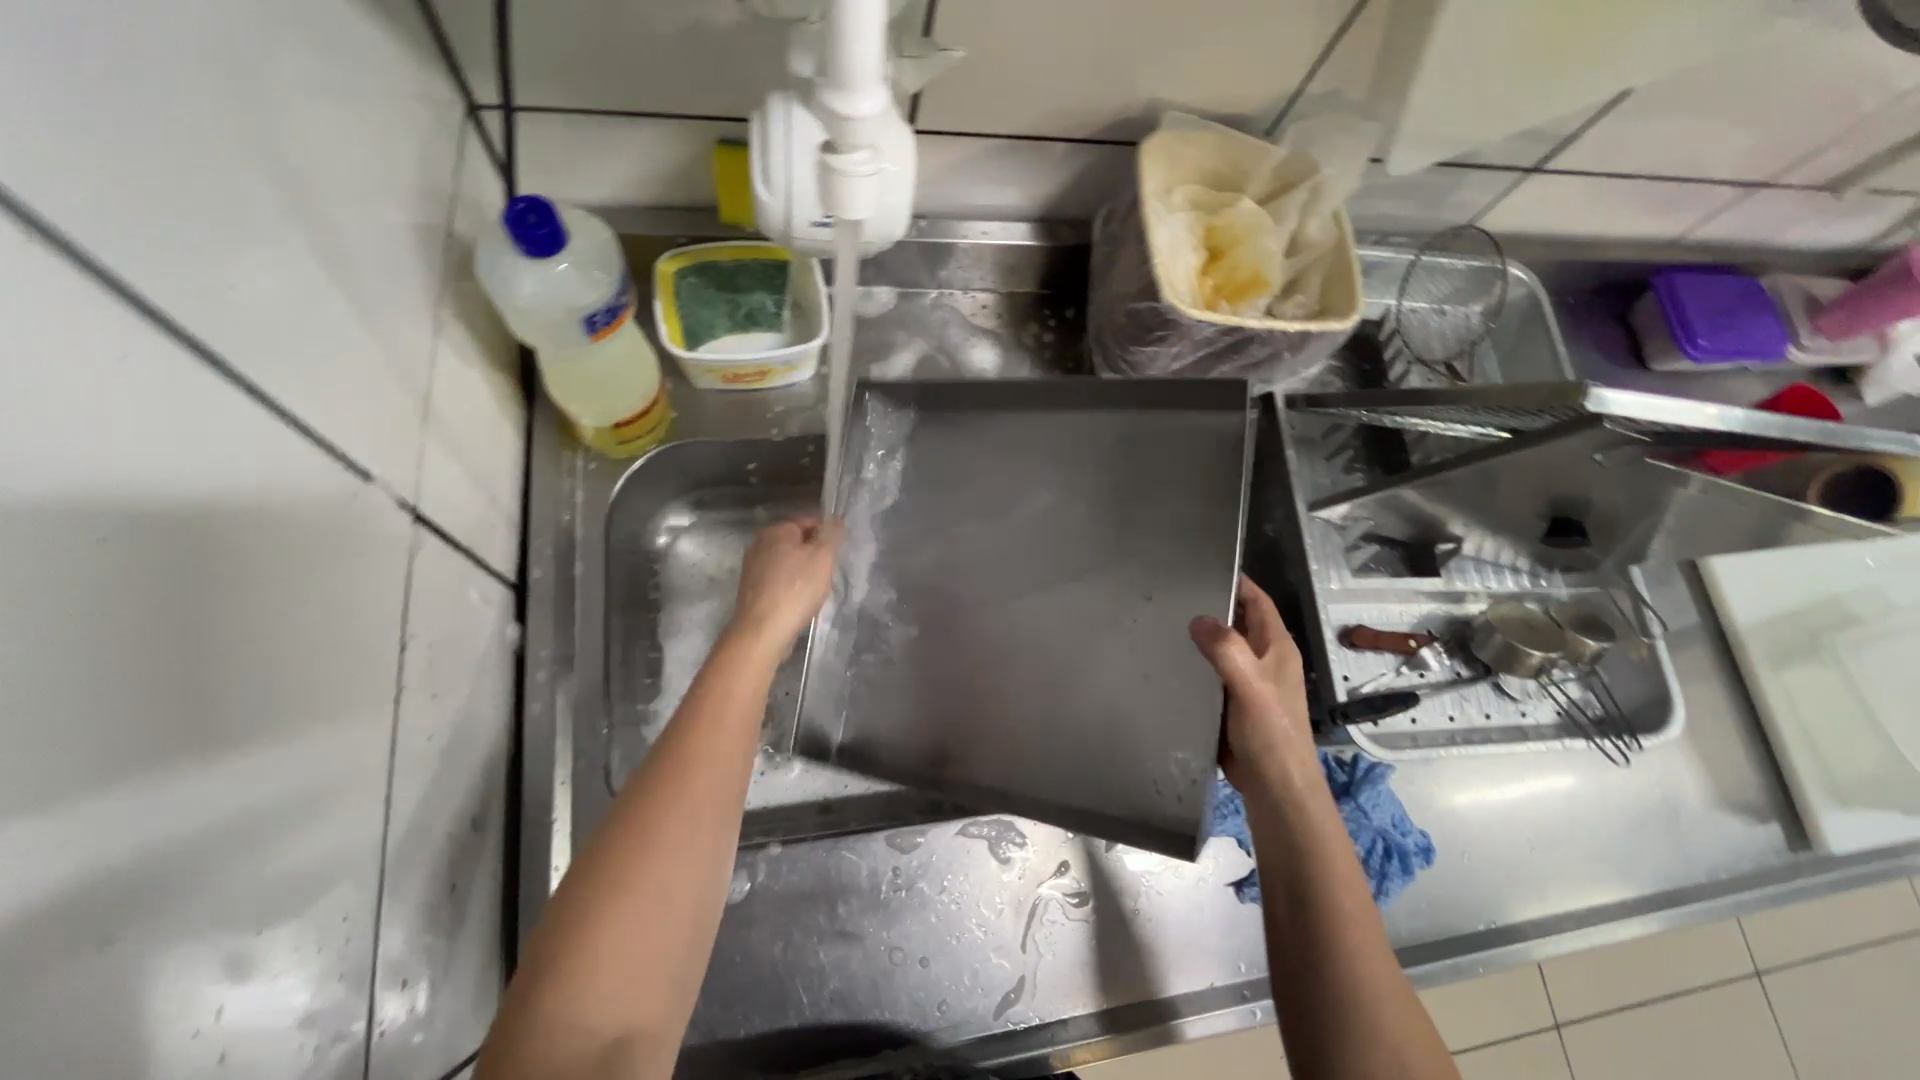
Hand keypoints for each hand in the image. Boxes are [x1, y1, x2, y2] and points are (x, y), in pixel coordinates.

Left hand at [726, 515, 843, 660]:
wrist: (763, 631)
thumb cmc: (796, 589)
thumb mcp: (823, 557)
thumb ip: (831, 534)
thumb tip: (835, 520)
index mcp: (776, 530)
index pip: (808, 521)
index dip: (827, 534)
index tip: (839, 552)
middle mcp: (759, 543)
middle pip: (796, 542)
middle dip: (815, 553)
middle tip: (830, 571)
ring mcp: (752, 567)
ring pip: (787, 562)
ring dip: (803, 571)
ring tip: (817, 589)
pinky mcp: (751, 589)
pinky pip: (779, 580)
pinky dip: (791, 586)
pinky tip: (800, 600)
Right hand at [1190, 575, 1317, 796]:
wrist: (1276, 787)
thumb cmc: (1271, 733)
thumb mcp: (1251, 685)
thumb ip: (1227, 649)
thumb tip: (1198, 618)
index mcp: (1277, 648)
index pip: (1259, 602)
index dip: (1238, 582)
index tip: (1205, 564)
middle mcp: (1265, 660)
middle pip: (1238, 623)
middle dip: (1212, 607)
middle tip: (1170, 592)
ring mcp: (1249, 684)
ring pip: (1222, 650)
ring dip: (1200, 638)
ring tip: (1161, 622)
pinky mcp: (1233, 705)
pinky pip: (1211, 676)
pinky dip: (1194, 667)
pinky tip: (1168, 664)